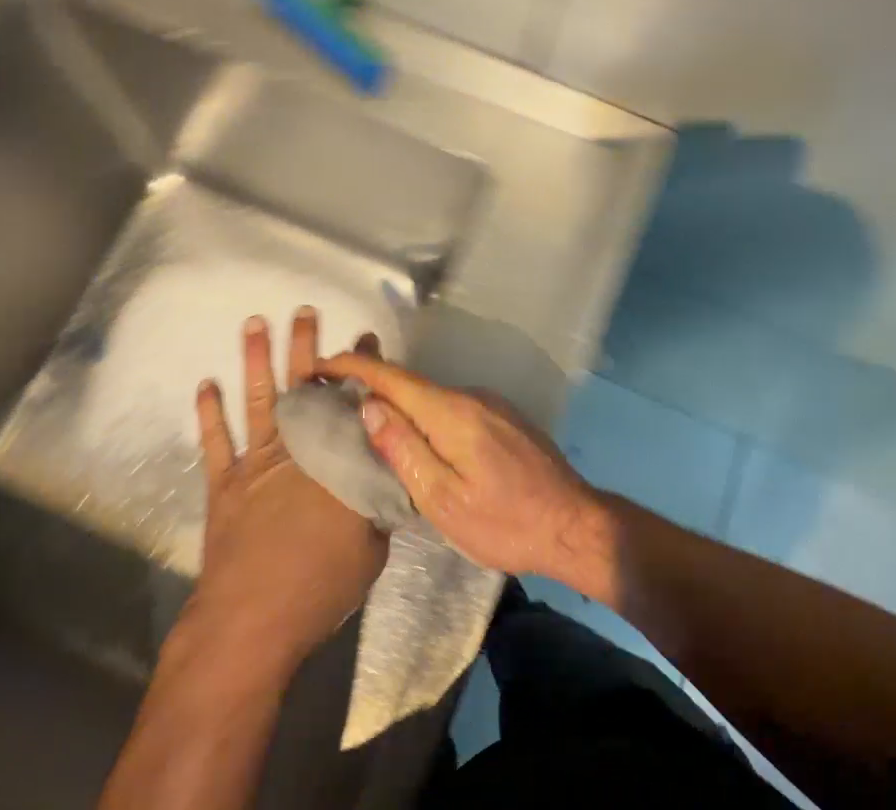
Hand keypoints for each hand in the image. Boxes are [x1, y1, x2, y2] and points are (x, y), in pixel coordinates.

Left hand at [182, 310, 389, 668]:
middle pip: (303, 390)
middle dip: (306, 349)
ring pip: (257, 401)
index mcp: (336, 464)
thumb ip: (375, 505)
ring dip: (254, 361)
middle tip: (306, 312)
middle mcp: (296, 452)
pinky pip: (214, 441)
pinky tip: (206, 384)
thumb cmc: (321, 585)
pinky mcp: (224, 484)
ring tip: (254, 324)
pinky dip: (208, 413)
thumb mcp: (371, 548)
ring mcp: (256, 465)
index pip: (352, 405)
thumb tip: (383, 478)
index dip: (359, 371)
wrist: (253, 617)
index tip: (363, 340)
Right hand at [312, 353, 602, 581]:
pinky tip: (418, 439)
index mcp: (452, 413)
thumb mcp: (443, 499)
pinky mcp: (505, 419)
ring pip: (432, 397)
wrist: (575, 527)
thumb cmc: (505, 524)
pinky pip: (453, 408)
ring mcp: (492, 406)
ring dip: (400, 404)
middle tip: (334, 401)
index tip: (320, 367)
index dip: (353, 367)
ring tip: (368, 424)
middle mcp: (472, 397)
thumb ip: (405, 449)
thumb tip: (370, 406)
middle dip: (371, 386)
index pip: (392, 377)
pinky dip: (426, 416)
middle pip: (411, 384)